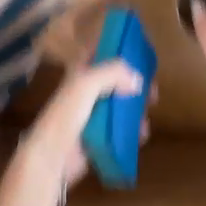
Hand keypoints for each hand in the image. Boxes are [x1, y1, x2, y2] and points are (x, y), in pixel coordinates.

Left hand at [20, 60, 146, 191]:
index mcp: (80, 73)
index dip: (118, 49)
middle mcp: (87, 91)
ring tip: (147, 115)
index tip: (140, 52)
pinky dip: (132, 130)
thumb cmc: (67, 114)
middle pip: (116, 80)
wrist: (53, 157)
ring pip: (121, 105)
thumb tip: (138, 79)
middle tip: (152, 90)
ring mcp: (93, 114)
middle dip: (135, 83)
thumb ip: (112, 73)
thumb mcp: (87, 84)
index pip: (100, 52)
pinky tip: (141, 134)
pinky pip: (121, 129)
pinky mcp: (99, 137)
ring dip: (136, 108)